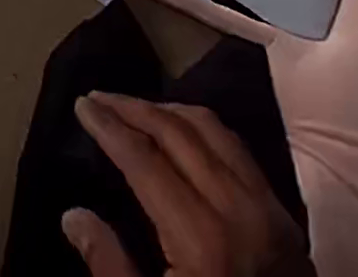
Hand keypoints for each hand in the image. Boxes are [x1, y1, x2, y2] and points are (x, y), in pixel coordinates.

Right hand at [65, 93, 307, 276]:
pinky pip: (235, 146)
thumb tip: (73, 215)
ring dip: (165, 109)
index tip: (81, 105)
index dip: (108, 126)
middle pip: (175, 132)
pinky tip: (180, 129)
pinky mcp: (284, 214)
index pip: (143, 159)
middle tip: (97, 97)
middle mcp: (238, 209)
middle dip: (131, 107)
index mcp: (202, 241)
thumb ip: (110, 267)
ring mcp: (267, 208)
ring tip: (132, 107)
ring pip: (210, 128)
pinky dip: (200, 126)